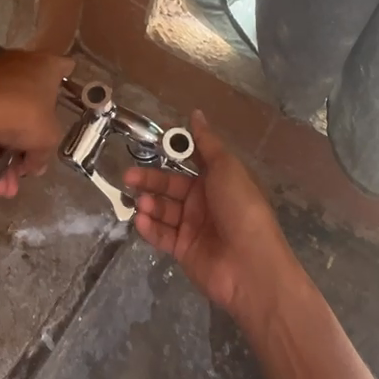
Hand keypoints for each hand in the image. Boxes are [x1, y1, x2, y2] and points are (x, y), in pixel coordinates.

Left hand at [0, 50, 71, 198]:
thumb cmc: (23, 114)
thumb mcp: (46, 140)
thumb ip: (43, 153)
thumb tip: (35, 163)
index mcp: (46, 66)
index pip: (63, 68)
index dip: (65, 83)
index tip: (64, 98)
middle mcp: (20, 63)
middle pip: (31, 103)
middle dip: (27, 142)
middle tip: (23, 170)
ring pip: (5, 117)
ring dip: (4, 153)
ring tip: (1, 185)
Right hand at [123, 110, 297, 318]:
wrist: (251, 265)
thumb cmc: (241, 209)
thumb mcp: (226, 168)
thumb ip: (207, 143)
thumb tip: (196, 113)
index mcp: (216, 180)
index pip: (187, 163)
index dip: (169, 155)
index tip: (148, 147)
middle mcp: (203, 202)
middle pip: (169, 186)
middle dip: (149, 180)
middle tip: (128, 177)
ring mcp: (192, 227)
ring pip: (163, 210)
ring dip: (149, 204)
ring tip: (140, 203)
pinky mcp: (183, 250)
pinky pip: (162, 235)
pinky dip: (149, 228)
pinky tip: (140, 220)